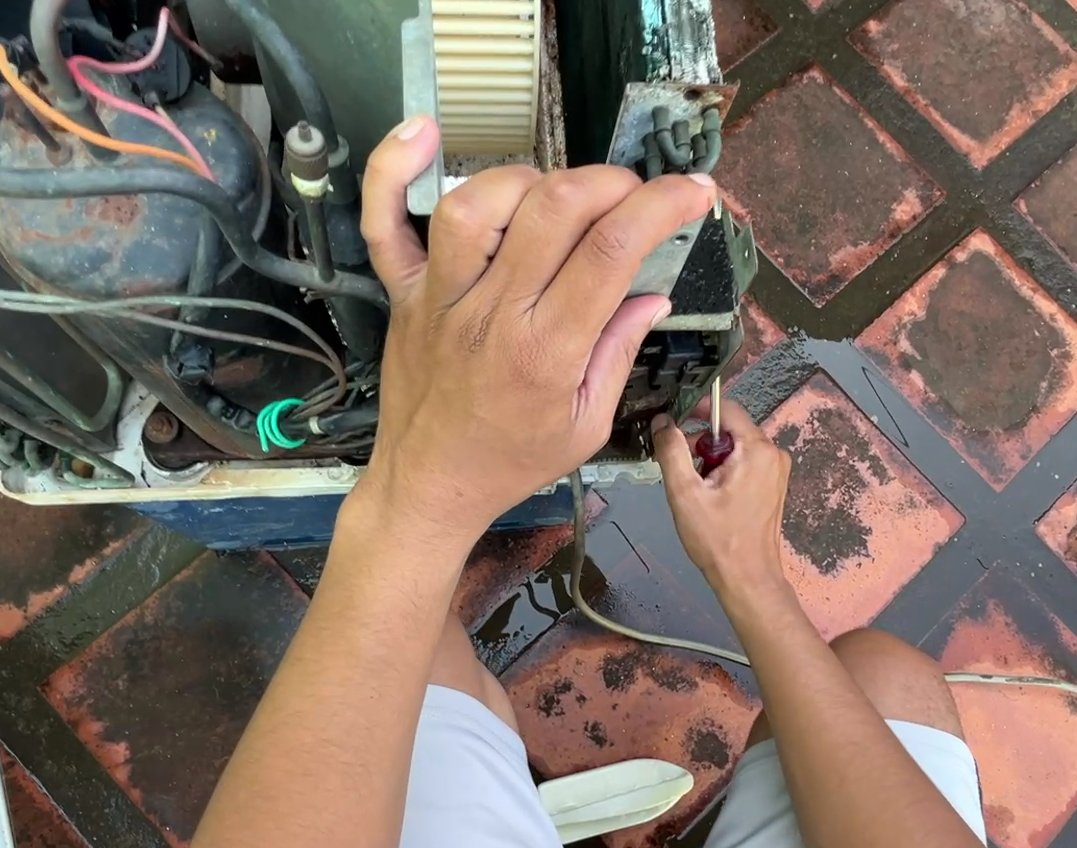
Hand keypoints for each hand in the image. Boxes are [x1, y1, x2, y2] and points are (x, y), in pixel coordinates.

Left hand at [351, 115, 716, 544]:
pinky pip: (384, 223)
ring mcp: (440, 299)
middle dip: (609, 184)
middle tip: (630, 198)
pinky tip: (423, 133)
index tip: (692, 193)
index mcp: (547, 353)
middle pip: (552, 210)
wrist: (433, 484)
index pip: (611, 251)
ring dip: (530, 180)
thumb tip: (654, 294)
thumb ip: (619, 353)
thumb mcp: (585, 426)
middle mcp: (492, 314)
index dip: (662, 206)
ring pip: (476, 203)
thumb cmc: (513, 462)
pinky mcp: (404, 294)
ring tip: (555, 199)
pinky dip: (393, 170)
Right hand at [653, 401, 793, 602]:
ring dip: (712, 460)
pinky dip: (725, 471)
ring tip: (699, 490)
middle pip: (730, 429)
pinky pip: (745, 463)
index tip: (674, 422)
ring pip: (736, 447)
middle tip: (684, 471)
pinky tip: (713, 497)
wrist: (747, 577)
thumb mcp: (684, 493)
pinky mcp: (773, 485)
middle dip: (702, 443)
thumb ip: (671, 451)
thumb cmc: (718, 540)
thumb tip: (662, 422)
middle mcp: (773, 454)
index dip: (697, 410)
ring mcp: (776, 470)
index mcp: (756, 450)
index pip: (726, 408)